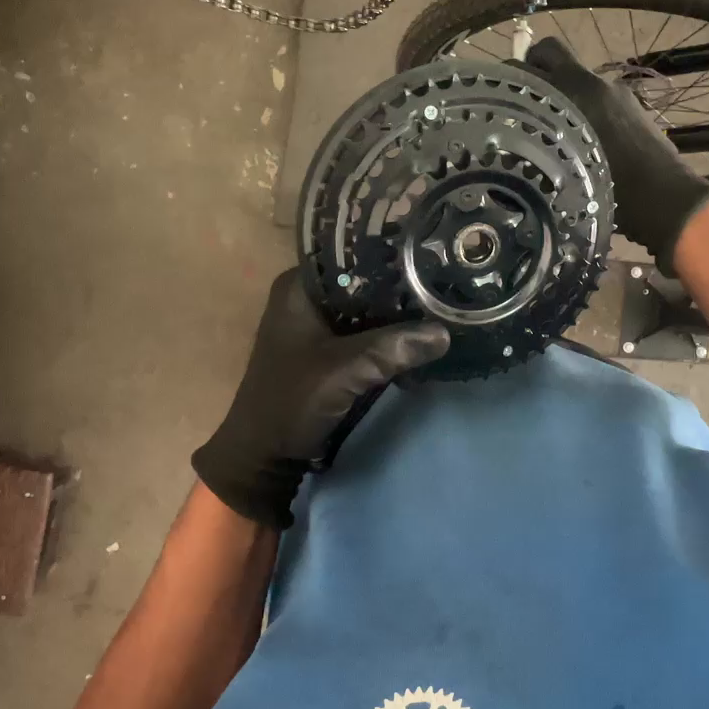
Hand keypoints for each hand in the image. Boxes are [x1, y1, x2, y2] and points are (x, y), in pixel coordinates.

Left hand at [192, 269, 449, 528]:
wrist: (263, 453)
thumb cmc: (291, 401)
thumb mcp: (343, 371)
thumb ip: (391, 349)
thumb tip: (444, 333)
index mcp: (300, 287)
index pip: (354, 255)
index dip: (392, 258)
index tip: (432, 262)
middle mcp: (309, 297)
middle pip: (366, 283)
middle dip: (402, 292)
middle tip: (444, 290)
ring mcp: (320, 325)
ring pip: (370, 310)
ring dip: (399, 319)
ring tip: (441, 313)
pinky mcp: (331, 351)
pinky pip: (368, 334)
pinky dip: (390, 340)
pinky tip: (420, 345)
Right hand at [524, 37, 708, 271]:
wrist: (667, 200)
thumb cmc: (616, 190)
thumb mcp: (564, 170)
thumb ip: (539, 139)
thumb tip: (517, 128)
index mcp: (575, 92)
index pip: (530, 64)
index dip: (509, 77)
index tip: (495, 97)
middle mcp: (594, 83)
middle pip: (552, 55)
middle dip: (533, 69)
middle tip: (519, 100)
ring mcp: (616, 93)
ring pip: (575, 80)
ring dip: (559, 94)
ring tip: (547, 129)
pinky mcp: (632, 107)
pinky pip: (596, 98)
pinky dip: (582, 109)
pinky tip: (577, 141)